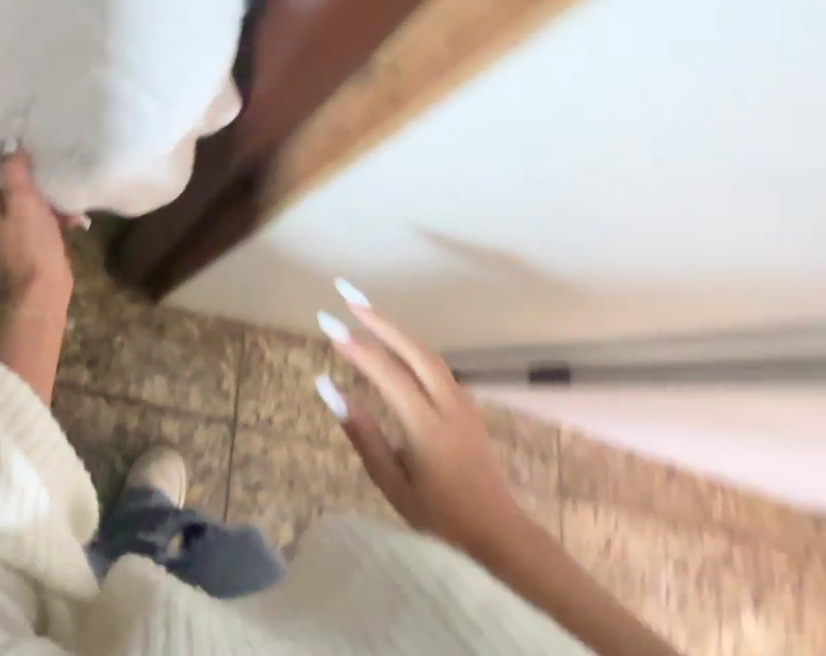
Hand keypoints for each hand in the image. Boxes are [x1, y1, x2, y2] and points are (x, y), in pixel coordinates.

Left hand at [0, 152, 70, 298]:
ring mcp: (10, 226)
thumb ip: (14, 173)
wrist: (47, 288)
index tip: (19, 138)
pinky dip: (55, 212)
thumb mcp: (23, 203)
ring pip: (27, 196)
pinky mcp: (29, 235)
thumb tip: (10, 148)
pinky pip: (40, 213)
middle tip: (46, 154)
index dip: (0, 154)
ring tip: (64, 185)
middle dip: (29, 172)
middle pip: (7, 181)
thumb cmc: (32, 244)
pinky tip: (73, 215)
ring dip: (47, 193)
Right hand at [326, 299, 534, 560]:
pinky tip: (392, 342)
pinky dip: (409, 344)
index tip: (327, 323)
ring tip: (363, 309)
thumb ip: (361, 432)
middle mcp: (448, 406)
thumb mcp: (391, 481)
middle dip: (378, 319)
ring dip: (395, 327)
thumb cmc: (438, 514)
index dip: (355, 346)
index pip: (387, 373)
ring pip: (427, 353)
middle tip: (345, 294)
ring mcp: (462, 404)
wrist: (499, 532)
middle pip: (413, 349)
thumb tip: (327, 387)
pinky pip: (435, 364)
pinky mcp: (467, 407)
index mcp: (427, 426)